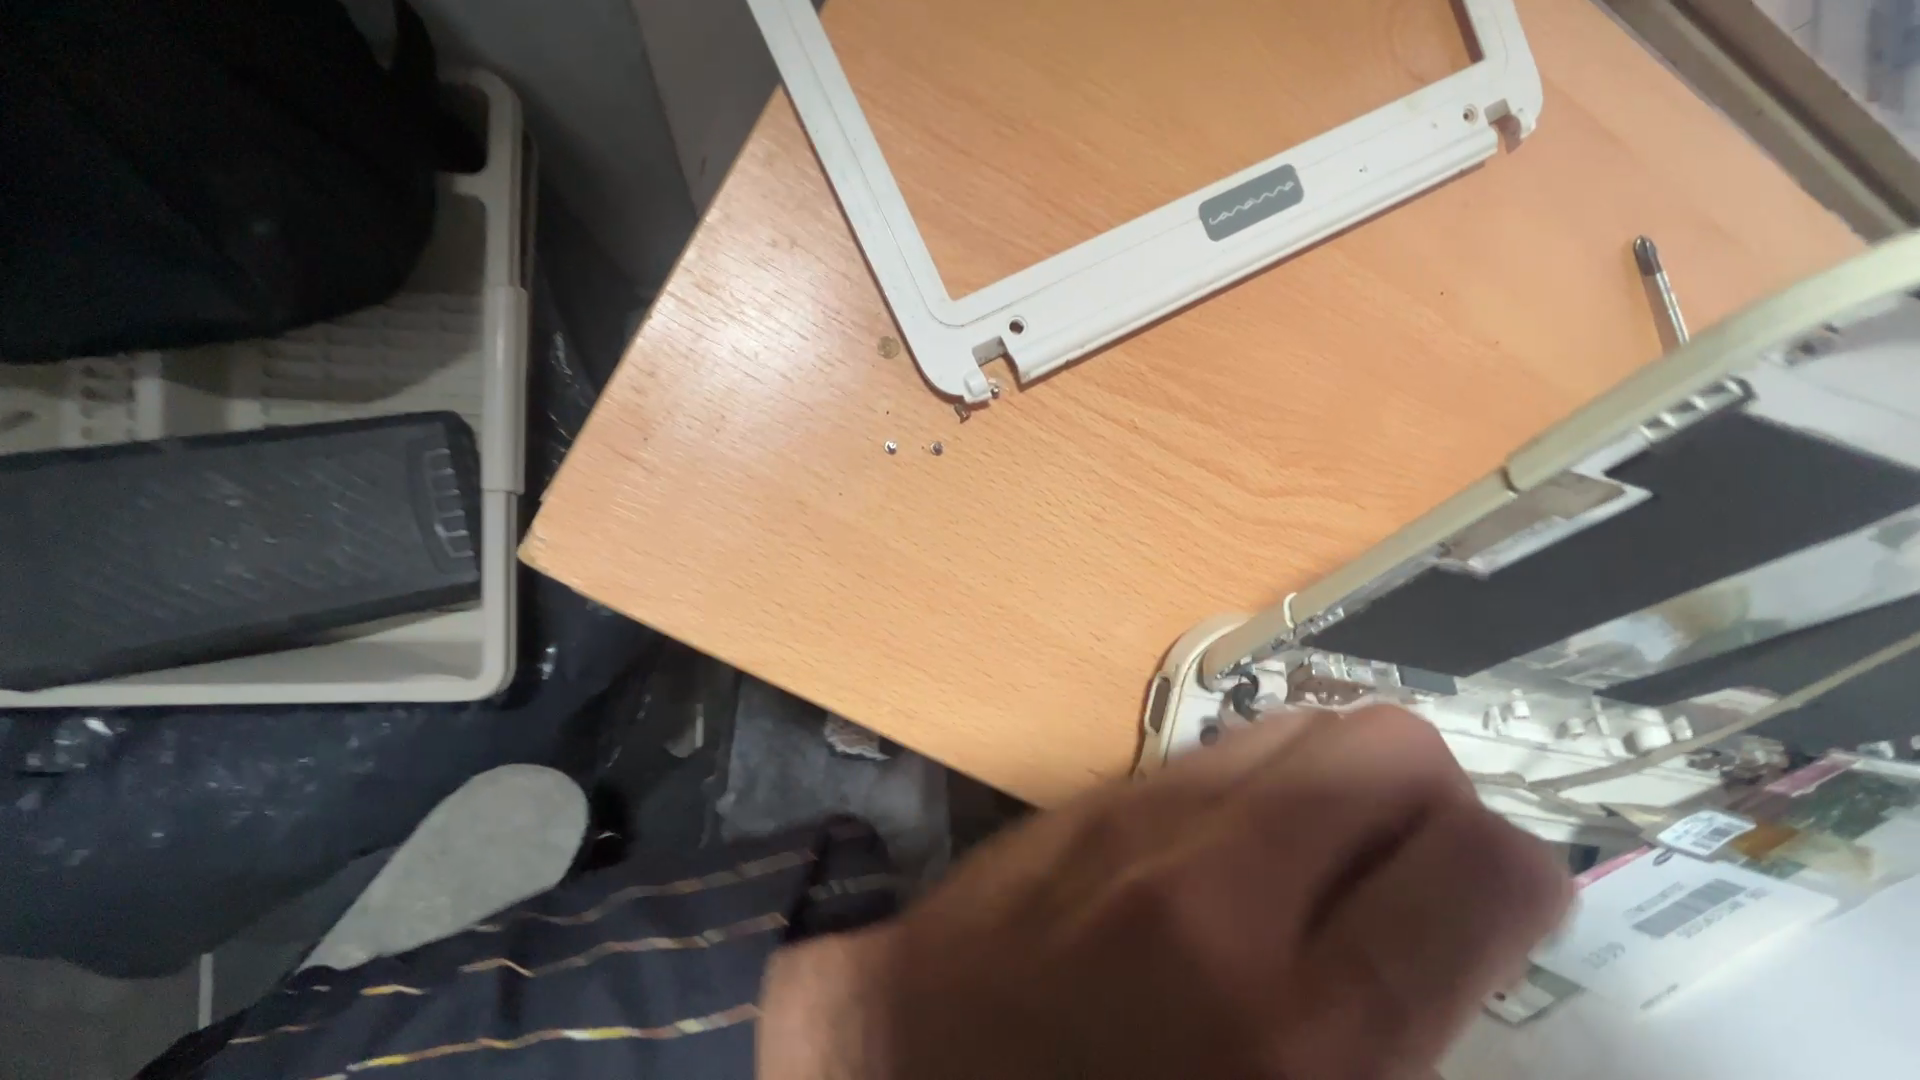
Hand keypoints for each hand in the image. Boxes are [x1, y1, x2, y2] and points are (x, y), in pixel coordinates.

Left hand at [758, 706, 1570, 1079]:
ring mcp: (1137, 827)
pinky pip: (1211, 752)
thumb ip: (1382, 1041)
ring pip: (1296, 726)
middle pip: (1388, 748)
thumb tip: (1448, 940)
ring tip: (1318, 854)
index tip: (1491, 902)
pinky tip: (1230, 846)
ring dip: (1335, 780)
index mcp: (1308, 1036)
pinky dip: (1252, 783)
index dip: (1512, 874)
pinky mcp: (1080, 800)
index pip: (1482, 867)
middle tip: (1405, 870)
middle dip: (1426, 798)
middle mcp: (1226, 899)